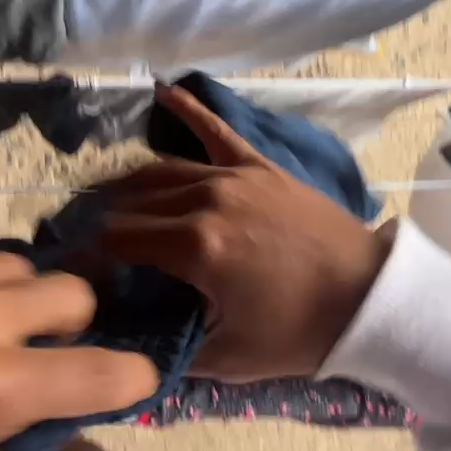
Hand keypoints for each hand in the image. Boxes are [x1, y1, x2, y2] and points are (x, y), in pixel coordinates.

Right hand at [101, 84, 392, 381]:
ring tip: (109, 198)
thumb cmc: (300, 332)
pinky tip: (161, 90)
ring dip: (130, 184)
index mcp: (194, 247)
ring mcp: (232, 176)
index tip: (80, 269)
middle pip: (134, 203)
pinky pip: (214, 129)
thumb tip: (126, 346)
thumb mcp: (231, 359)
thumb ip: (172, 352)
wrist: (371, 298)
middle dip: (107, 222)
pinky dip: (187, 108)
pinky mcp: (256, 165)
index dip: (92, 255)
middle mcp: (205, 200)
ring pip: (161, 170)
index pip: (119, 239)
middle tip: (94, 242)